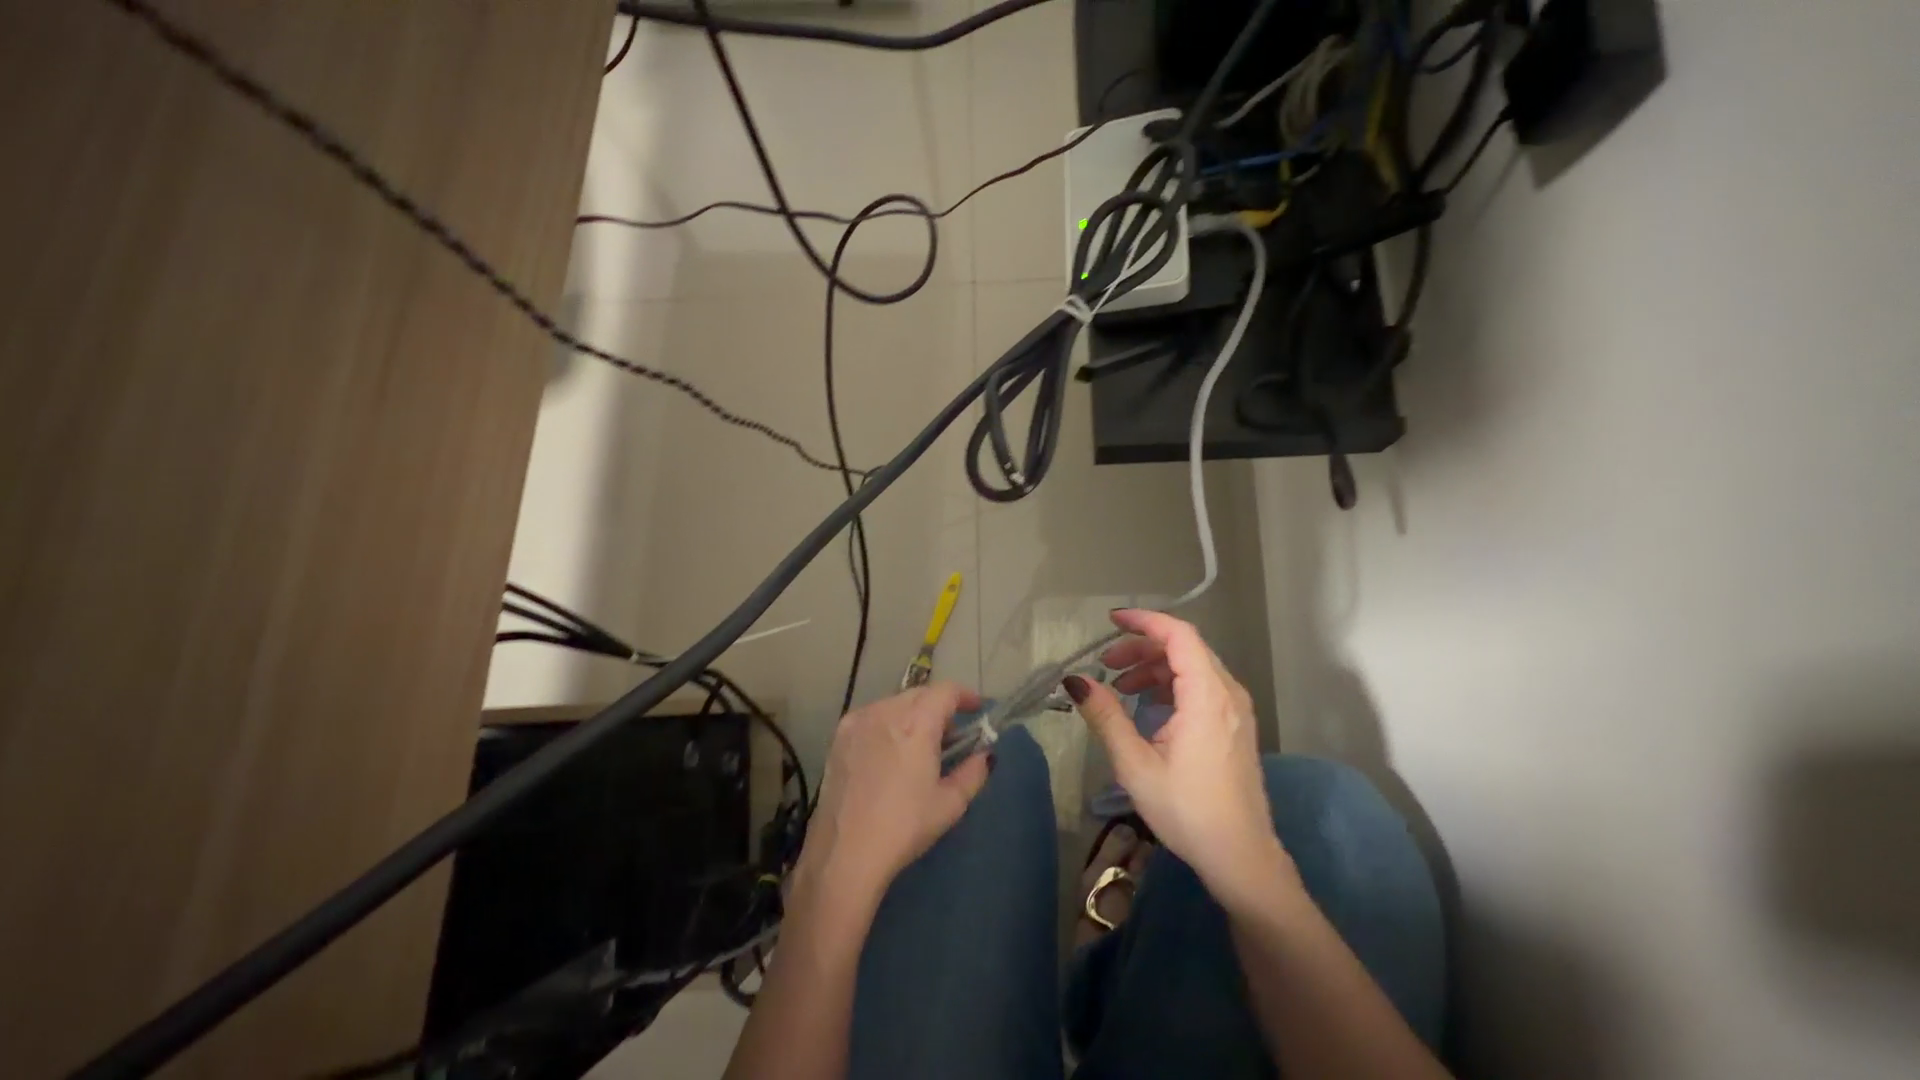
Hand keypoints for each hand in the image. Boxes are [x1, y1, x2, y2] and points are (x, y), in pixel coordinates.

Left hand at [798, 682, 990, 904]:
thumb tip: (986, 755)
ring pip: (893, 704)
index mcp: (915, 722)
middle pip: (919, 694)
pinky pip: (871, 717)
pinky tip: (890, 752)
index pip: (945, 691)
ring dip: (912, 714)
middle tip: (951, 734)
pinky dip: (888, 724)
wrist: (845, 852)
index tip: (977, 709)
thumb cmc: (904, 827)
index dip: (965, 696)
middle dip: (939, 706)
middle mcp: (884, 711)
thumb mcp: (950, 803)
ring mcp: (857, 722)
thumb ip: (974, 772)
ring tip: (920, 744)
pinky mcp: (838, 738)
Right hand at [1065, 610, 1296, 906]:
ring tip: (1120, 684)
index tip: (1111, 621)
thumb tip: (1075, 681)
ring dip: (1155, 667)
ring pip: (1194, 667)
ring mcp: (1236, 710)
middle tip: (1106, 662)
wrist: (1240, 854)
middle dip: (1143, 647)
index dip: (1145, 621)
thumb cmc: (1187, 810)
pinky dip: (1172, 684)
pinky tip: (1147, 705)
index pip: (1179, 636)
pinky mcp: (1236, 726)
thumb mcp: (1136, 765)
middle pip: (1186, 648)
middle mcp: (1228, 694)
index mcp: (1207, 697)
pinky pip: (1203, 686)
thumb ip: (1106, 717)